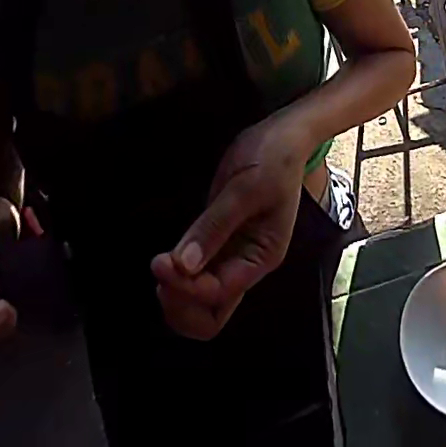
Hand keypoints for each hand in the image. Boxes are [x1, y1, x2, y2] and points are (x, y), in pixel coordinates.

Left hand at [150, 114, 311, 339]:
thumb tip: (183, 265)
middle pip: (210, 313)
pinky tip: (168, 255)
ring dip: (176, 292)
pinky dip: (178, 273)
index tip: (163, 262)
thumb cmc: (275, 158)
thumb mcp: (246, 189)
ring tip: (162, 264)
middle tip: (161, 270)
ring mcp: (233, 251)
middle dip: (180, 304)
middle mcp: (247, 261)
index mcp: (262, 256)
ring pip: (200, 297)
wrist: (284, 134)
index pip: (218, 294)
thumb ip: (214, 226)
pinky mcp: (220, 236)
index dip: (187, 286)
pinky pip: (196, 271)